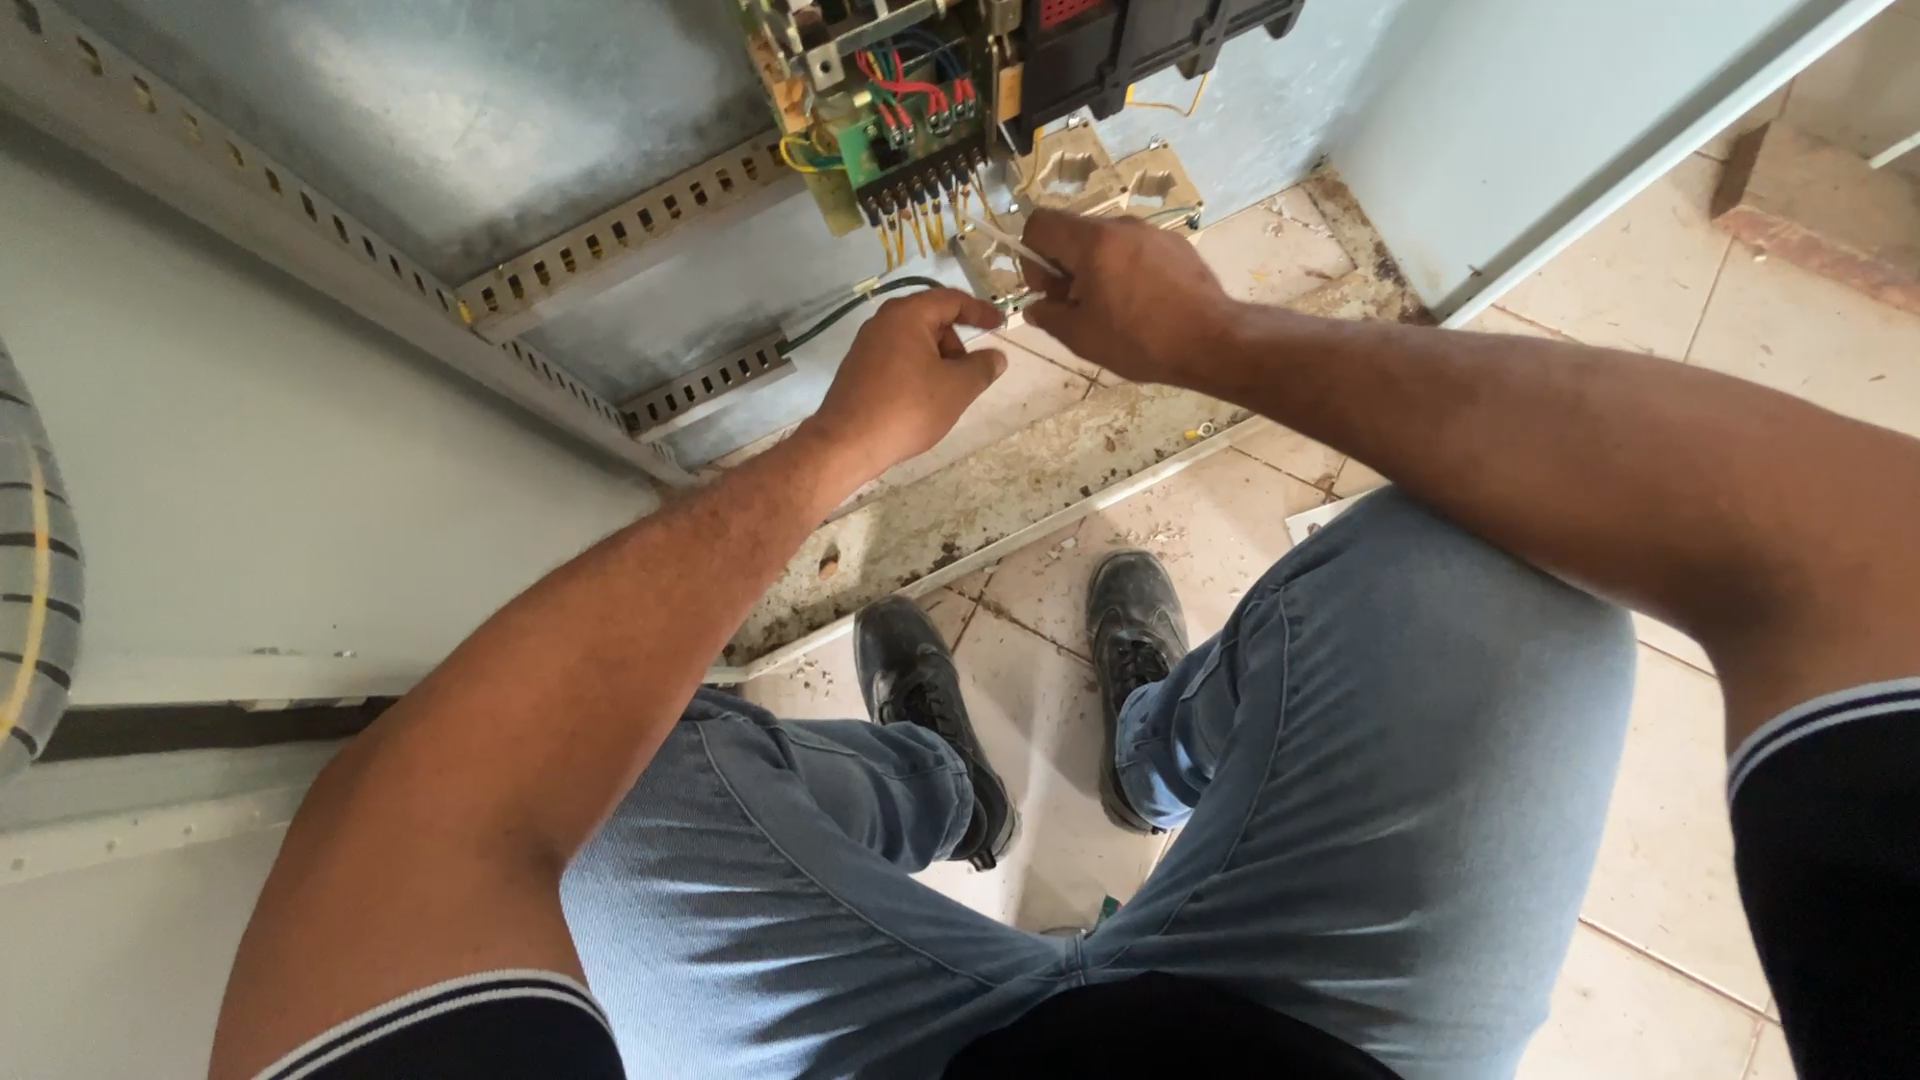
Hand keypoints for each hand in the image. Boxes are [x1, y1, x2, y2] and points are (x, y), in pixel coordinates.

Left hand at [800, 287, 1006, 482]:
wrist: (847, 443)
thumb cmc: (907, 409)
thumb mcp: (957, 388)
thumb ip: (982, 368)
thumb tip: (996, 357)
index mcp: (907, 315)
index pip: (951, 300)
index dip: (980, 311)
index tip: (1000, 325)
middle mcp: (882, 322)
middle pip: (932, 321)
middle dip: (956, 345)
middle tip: (966, 377)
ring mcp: (866, 346)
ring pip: (914, 343)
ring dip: (937, 363)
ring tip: (943, 397)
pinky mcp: (858, 369)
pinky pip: (897, 360)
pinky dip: (917, 373)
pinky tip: (919, 403)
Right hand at [1020, 209, 1242, 385]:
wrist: (1210, 341)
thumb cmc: (1138, 341)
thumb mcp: (1081, 337)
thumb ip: (1048, 316)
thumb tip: (1036, 307)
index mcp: (1092, 242)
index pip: (1039, 223)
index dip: (1032, 256)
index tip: (1049, 290)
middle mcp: (1121, 225)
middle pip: (1072, 233)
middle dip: (1063, 267)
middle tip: (1077, 306)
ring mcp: (1152, 232)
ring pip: (1104, 242)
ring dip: (1093, 270)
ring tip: (1110, 310)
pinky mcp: (1175, 245)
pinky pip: (1134, 249)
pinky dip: (1123, 270)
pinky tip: (1140, 305)